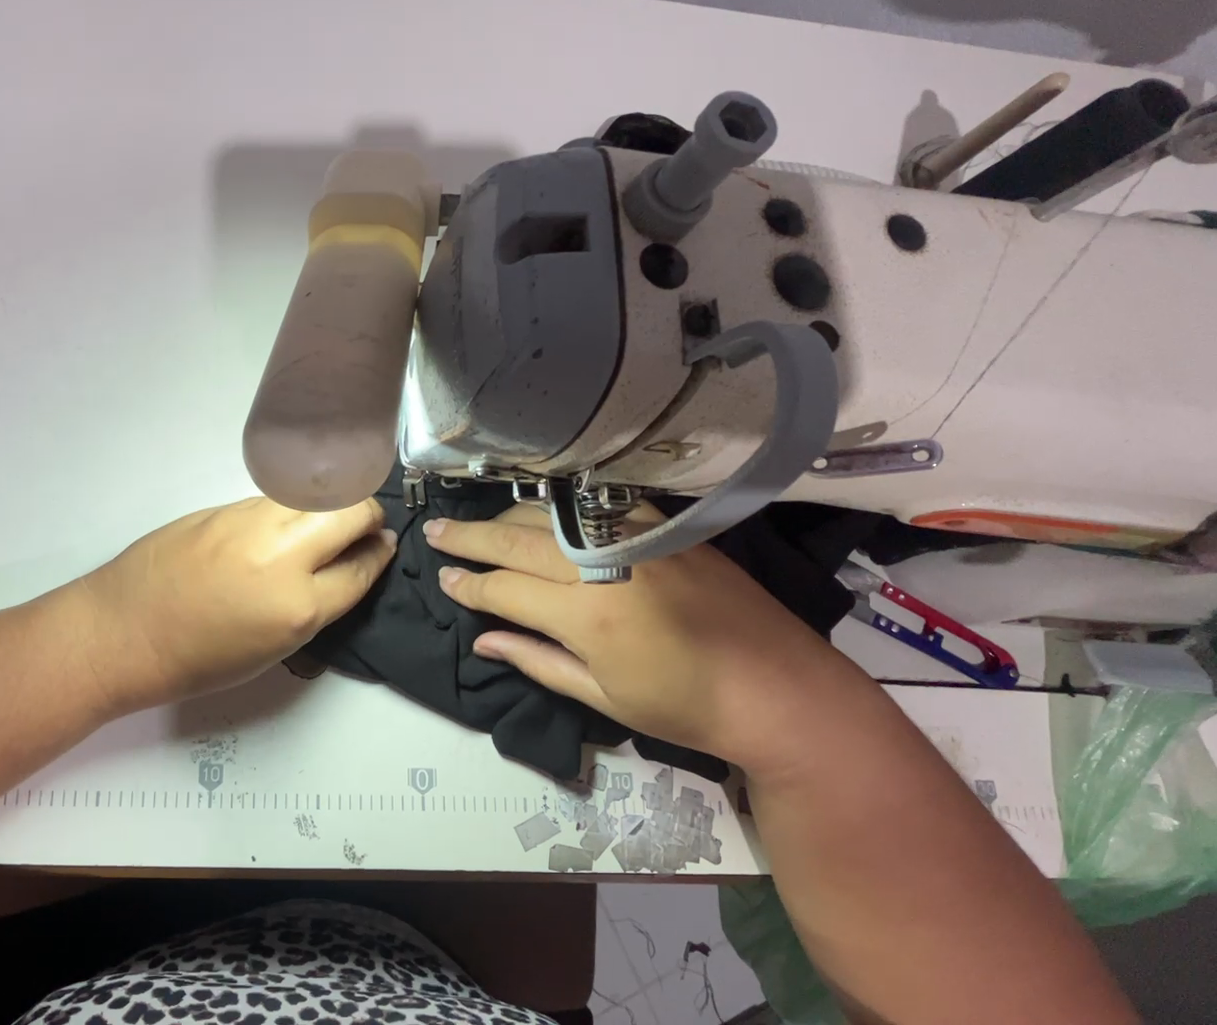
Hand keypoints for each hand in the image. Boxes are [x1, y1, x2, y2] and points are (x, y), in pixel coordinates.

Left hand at [72, 498, 396, 713]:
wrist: (125, 631)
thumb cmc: (198, 659)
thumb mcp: (273, 649)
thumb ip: (314, 605)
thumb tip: (341, 570)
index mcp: (299, 607)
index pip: (362, 569)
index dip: (379, 556)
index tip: (384, 546)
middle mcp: (284, 556)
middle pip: (351, 513)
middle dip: (368, 517)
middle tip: (365, 526)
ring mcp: (251, 523)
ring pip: (315, 495)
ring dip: (332, 503)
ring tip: (328, 518)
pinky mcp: (224, 507)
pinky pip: (277, 499)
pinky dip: (293, 506)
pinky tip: (286, 521)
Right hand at [425, 504, 868, 774]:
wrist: (781, 690)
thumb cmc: (686, 708)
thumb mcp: (604, 697)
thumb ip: (537, 661)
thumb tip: (482, 639)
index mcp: (588, 616)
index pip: (506, 590)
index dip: (469, 585)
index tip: (442, 578)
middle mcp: (605, 566)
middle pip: (518, 542)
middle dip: (470, 537)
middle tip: (435, 531)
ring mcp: (636, 539)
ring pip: (552, 518)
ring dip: (507, 519)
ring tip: (476, 523)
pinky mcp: (663, 529)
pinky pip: (596, 508)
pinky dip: (559, 508)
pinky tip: (540, 509)